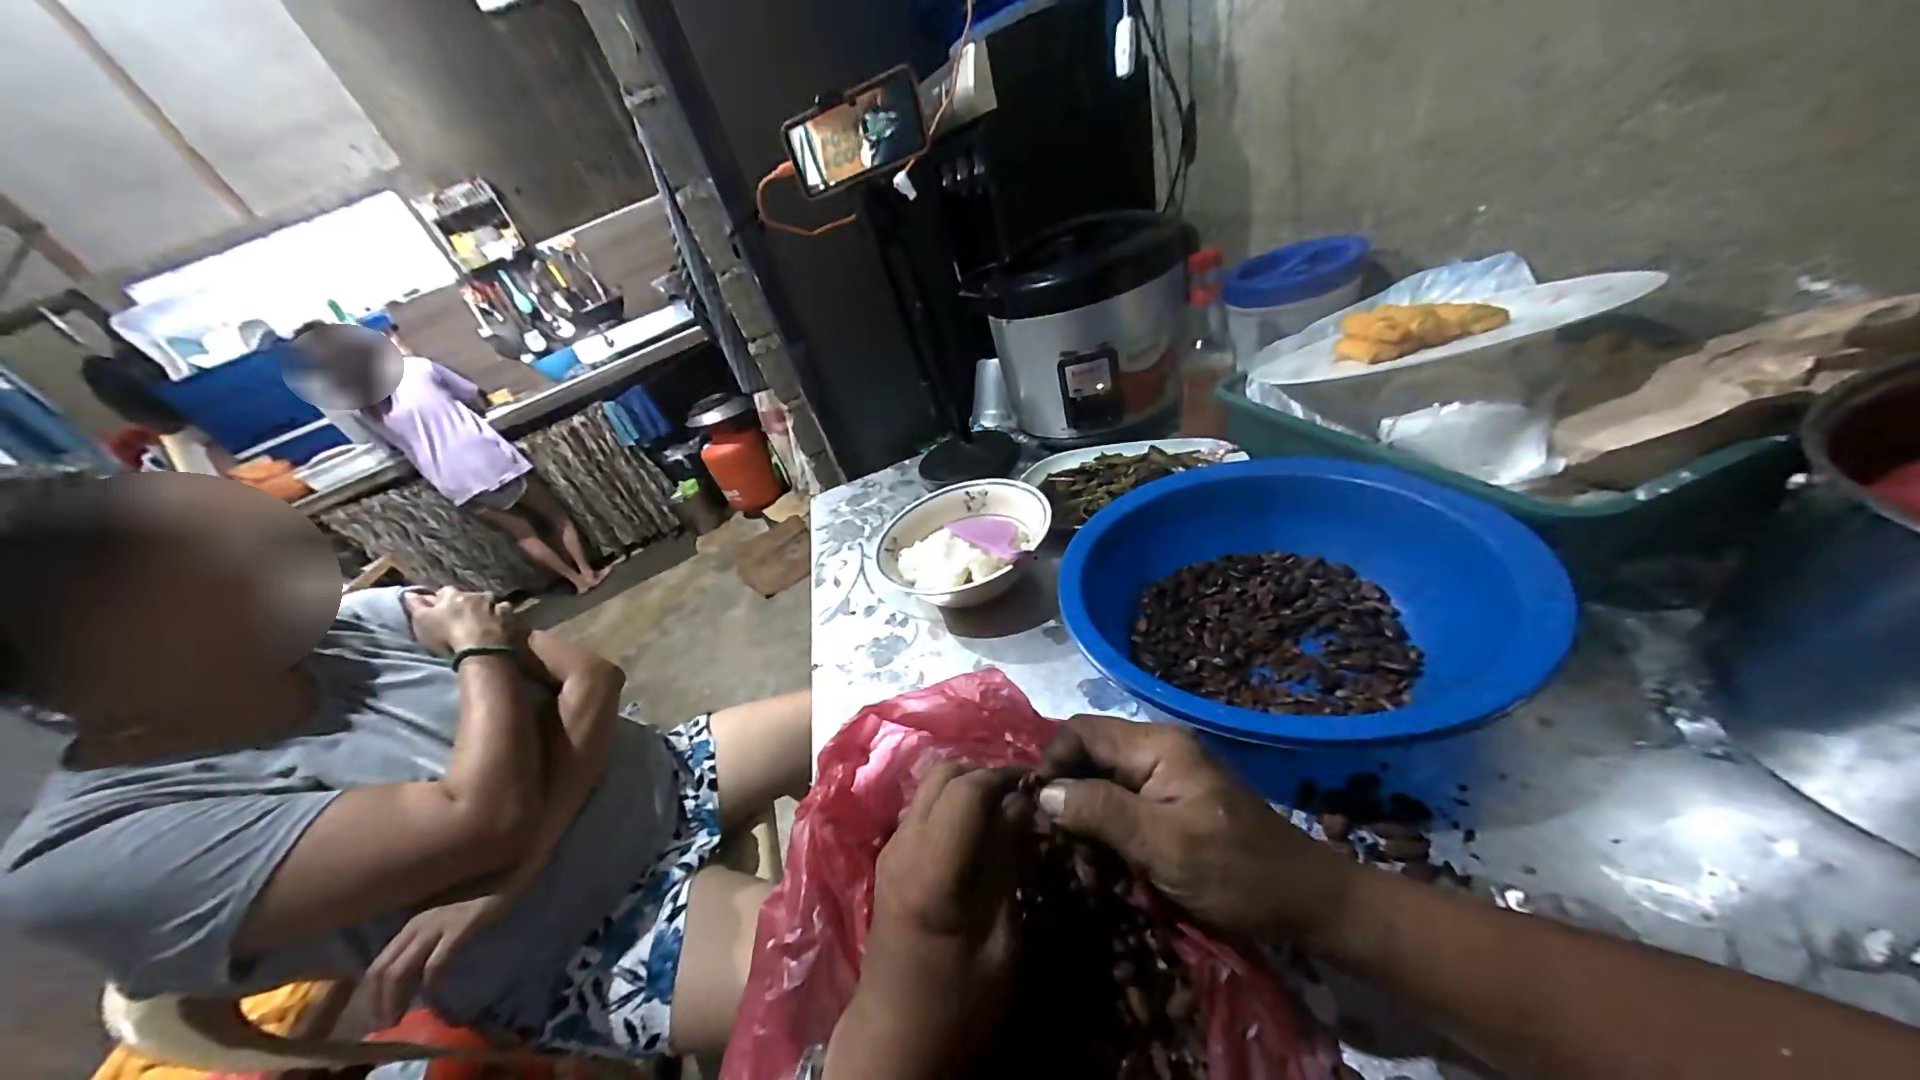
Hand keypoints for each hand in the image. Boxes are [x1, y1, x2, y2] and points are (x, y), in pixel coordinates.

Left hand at [364, 893, 508, 1027]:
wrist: (515, 862)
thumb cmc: (486, 887)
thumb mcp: (450, 911)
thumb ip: (432, 933)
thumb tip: (415, 971)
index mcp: (412, 921)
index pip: (377, 965)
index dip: (371, 995)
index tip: (378, 1016)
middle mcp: (418, 922)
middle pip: (382, 971)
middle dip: (378, 1004)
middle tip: (386, 1027)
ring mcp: (439, 922)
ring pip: (400, 971)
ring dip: (396, 1001)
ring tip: (402, 1019)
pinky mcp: (462, 925)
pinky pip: (436, 963)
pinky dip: (431, 985)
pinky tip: (436, 995)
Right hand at [405, 587, 516, 654]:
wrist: (479, 647)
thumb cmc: (446, 634)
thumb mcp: (422, 620)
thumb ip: (415, 605)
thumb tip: (409, 592)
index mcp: (453, 595)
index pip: (445, 591)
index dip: (442, 600)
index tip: (440, 609)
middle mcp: (475, 595)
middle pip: (468, 595)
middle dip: (465, 602)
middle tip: (461, 615)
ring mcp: (494, 604)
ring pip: (489, 600)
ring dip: (485, 606)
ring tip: (482, 617)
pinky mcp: (508, 615)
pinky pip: (506, 609)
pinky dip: (502, 613)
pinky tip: (501, 619)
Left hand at [832, 762, 1026, 1076]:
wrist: (894, 1035)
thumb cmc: (957, 1000)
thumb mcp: (999, 940)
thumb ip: (1006, 862)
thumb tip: (1021, 801)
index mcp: (930, 869)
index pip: (967, 788)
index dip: (1006, 777)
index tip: (1040, 786)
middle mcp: (903, 844)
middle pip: (945, 772)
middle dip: (987, 773)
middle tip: (1024, 794)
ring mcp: (890, 846)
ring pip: (932, 784)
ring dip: (970, 785)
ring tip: (1006, 808)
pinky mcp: (889, 854)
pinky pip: (924, 806)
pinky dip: (955, 801)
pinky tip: (981, 827)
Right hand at [1037, 714, 1357, 944]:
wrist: (1308, 902)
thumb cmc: (1238, 872)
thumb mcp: (1164, 845)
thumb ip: (1102, 812)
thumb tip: (1043, 792)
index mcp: (1157, 745)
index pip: (1081, 731)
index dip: (1052, 763)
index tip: (1039, 811)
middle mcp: (1157, 748)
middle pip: (1089, 755)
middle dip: (1068, 797)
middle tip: (1063, 846)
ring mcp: (1166, 773)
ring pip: (1101, 781)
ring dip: (1086, 819)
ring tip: (1087, 864)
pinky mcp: (1171, 799)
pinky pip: (1122, 801)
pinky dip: (1107, 829)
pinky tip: (1109, 864)